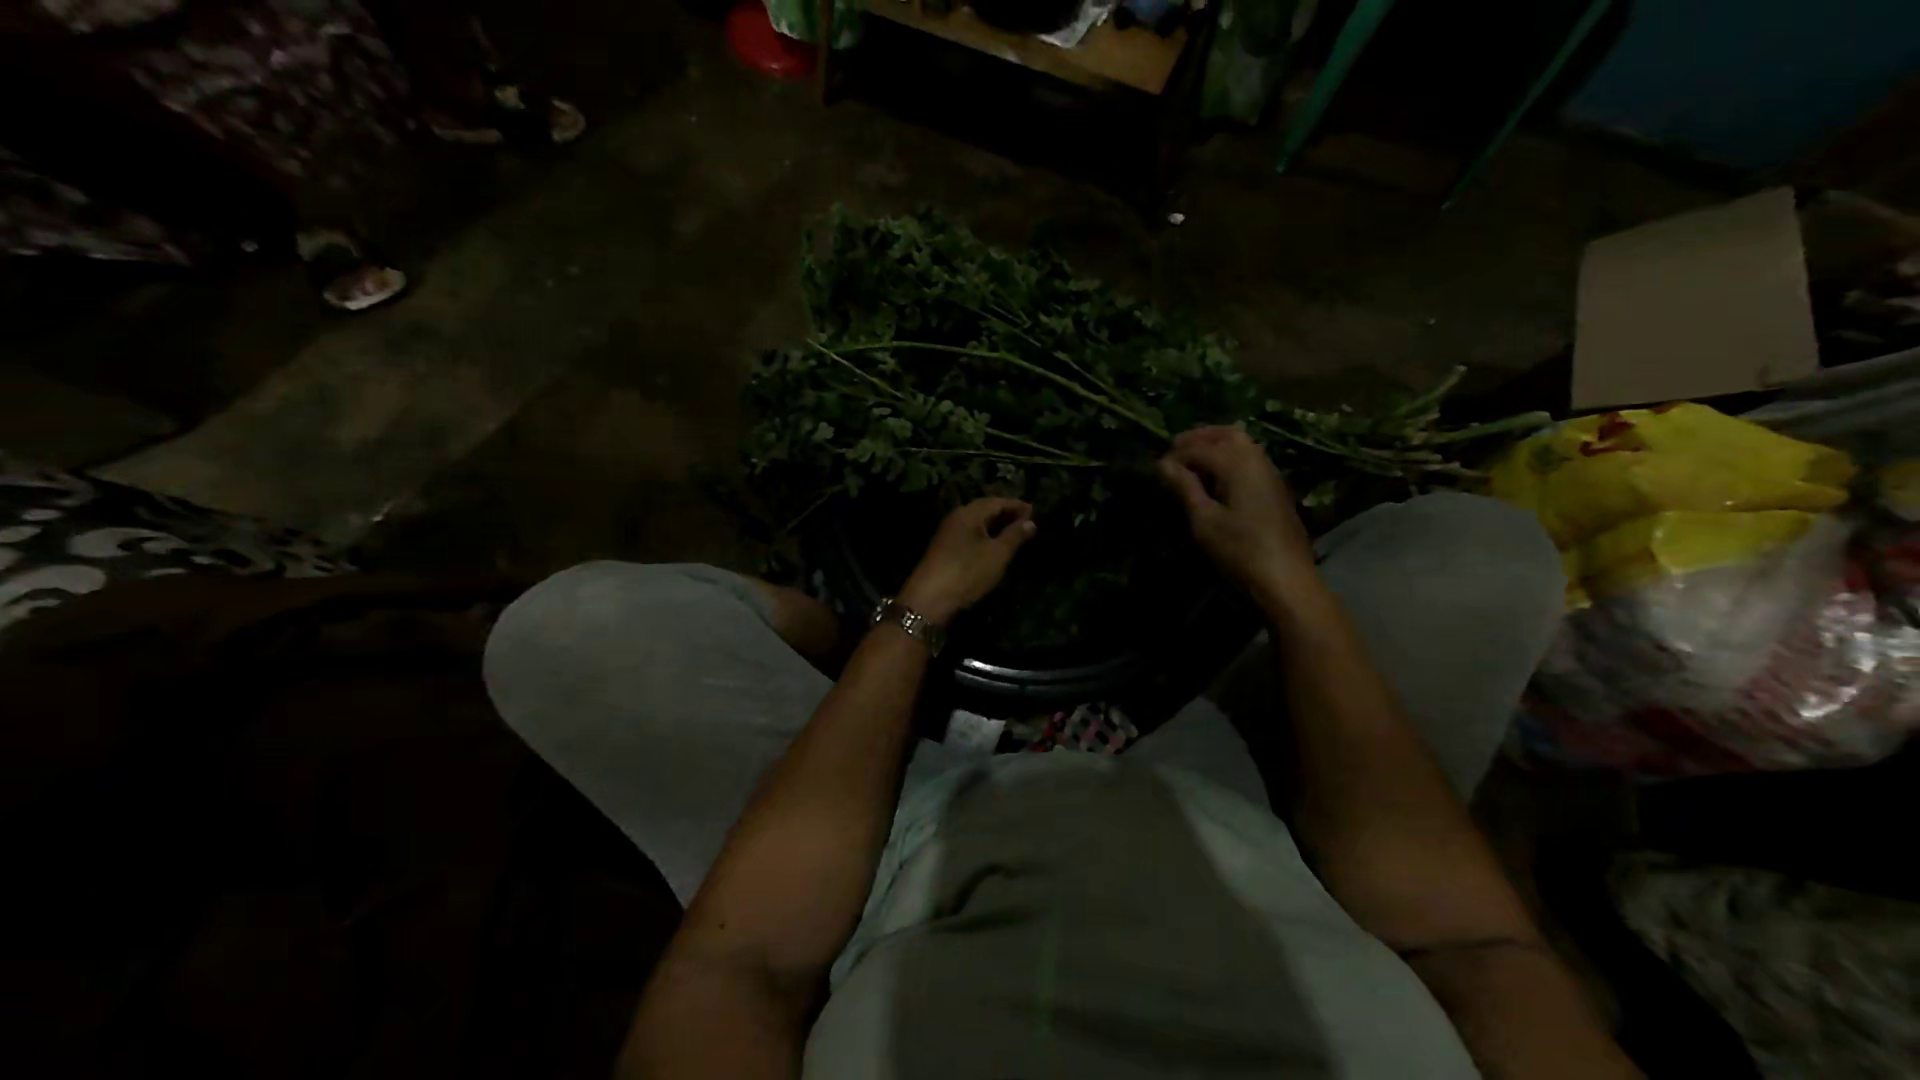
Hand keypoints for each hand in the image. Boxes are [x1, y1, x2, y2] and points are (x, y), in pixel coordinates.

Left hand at [898, 498, 1036, 625]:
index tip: (1034, 511)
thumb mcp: (997, 554)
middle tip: (1026, 521)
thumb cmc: (967, 572)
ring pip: (976, 523)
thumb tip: (1030, 522)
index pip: (997, 502)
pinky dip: (985, 536)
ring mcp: (948, 533)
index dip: (1016, 506)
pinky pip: (969, 534)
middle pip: (985, 509)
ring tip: (1013, 534)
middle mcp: (956, 518)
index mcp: (969, 513)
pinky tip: (993, 546)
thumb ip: (1014, 536)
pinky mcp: (944, 548)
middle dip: (1006, 514)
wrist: (930, 599)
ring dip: (995, 526)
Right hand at [1158, 426, 1318, 608]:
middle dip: (1199, 437)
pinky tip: (1216, 478)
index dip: (1175, 455)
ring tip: (1192, 462)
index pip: (1199, 448)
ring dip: (1215, 445)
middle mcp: (1256, 460)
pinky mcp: (1275, 489)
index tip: (1156, 469)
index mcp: (1237, 464)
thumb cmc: (1240, 550)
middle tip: (1175, 449)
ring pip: (1242, 444)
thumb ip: (1185, 487)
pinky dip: (1229, 457)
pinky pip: (1250, 459)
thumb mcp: (1204, 520)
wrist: (1285, 578)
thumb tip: (1163, 464)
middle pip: (1226, 434)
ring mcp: (1270, 473)